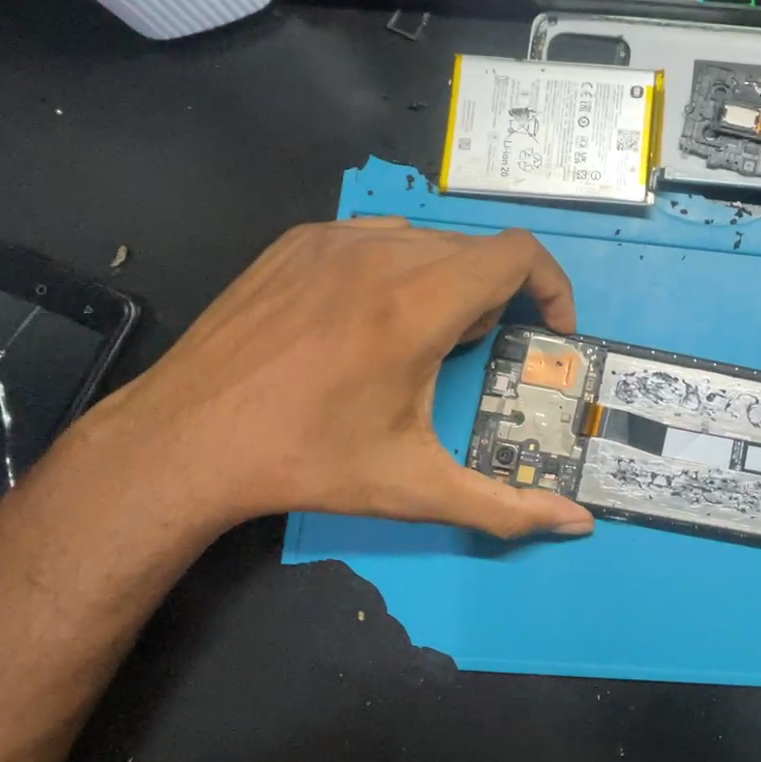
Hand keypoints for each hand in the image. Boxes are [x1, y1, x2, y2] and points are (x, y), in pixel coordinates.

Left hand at [67, 219, 595, 539]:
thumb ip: (506, 507)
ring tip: (423, 336)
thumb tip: (579, 524)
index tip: (550, 331)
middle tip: (475, 352)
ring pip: (430, 241)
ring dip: (451, 280)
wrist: (181, 442)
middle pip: (478, 252)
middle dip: (499, 297)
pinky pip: (379, 237)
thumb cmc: (307, 463)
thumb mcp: (415, 489)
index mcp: (419, 306)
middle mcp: (383, 256)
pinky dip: (401, 267)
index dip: (552, 286)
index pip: (518, 255)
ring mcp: (335, 240)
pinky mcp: (298, 240)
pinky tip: (369, 317)